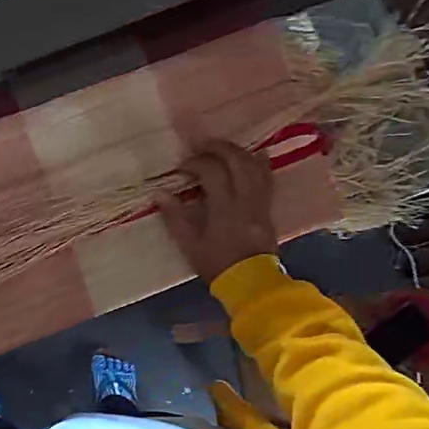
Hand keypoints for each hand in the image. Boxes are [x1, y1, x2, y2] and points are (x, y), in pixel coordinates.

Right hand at [156, 141, 278, 282]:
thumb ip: (175, 217)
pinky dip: (260, 162)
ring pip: (253, 165)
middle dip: (218, 148)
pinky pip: (267, 177)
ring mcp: (260, 201)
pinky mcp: (268, 207)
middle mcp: (245, 199)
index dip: (196, 163)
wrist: (250, 282)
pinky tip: (254, 154)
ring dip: (237, 151)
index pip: (212, 172)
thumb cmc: (216, 265)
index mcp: (224, 208)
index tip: (182, 167)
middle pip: (236, 160)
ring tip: (221, 148)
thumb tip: (160, 193)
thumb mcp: (190, 245)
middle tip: (201, 147)